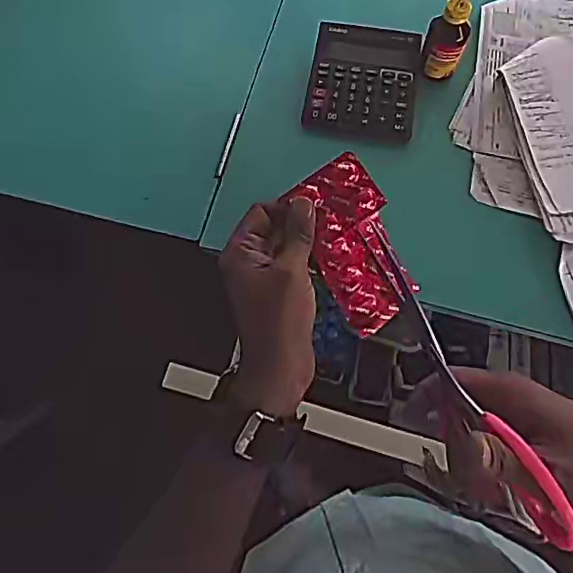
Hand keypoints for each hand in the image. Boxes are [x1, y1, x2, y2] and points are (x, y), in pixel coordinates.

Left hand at [216, 198, 317, 415]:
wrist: (281, 368)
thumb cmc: (277, 325)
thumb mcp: (291, 270)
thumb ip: (298, 234)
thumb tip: (303, 204)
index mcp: (240, 253)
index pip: (261, 212)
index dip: (287, 206)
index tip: (312, 203)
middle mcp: (248, 262)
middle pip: (275, 228)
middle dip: (301, 222)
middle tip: (328, 218)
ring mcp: (264, 277)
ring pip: (287, 246)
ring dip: (308, 241)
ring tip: (332, 236)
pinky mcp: (279, 291)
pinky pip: (294, 264)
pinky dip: (310, 259)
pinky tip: (329, 258)